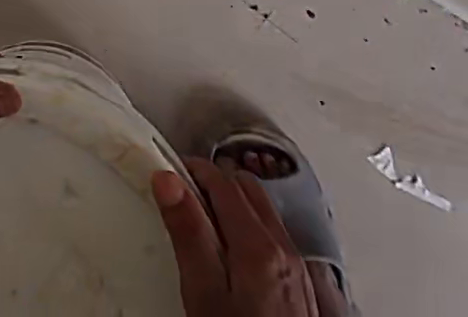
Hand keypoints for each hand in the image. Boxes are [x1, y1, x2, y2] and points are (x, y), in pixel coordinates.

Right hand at [153, 159, 318, 316]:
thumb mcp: (203, 296)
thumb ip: (188, 234)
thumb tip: (167, 179)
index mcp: (257, 243)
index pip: (223, 183)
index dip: (195, 171)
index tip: (170, 173)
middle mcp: (282, 245)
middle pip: (247, 188)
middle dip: (215, 182)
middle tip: (183, 197)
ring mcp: (295, 264)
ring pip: (263, 208)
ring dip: (234, 201)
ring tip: (203, 221)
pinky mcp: (300, 284)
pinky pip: (274, 232)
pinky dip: (250, 224)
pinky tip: (233, 250)